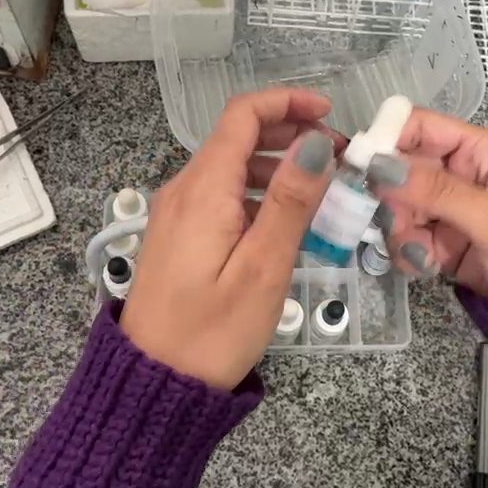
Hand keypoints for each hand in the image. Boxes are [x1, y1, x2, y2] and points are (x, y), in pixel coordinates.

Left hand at [120, 89, 339, 389]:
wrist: (152, 385)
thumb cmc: (211, 333)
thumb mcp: (262, 268)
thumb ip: (290, 201)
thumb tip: (315, 143)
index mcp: (203, 189)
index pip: (242, 115)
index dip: (287, 102)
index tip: (329, 113)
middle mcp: (184, 190)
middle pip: (236, 136)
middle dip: (288, 132)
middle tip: (335, 154)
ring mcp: (177, 213)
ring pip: (230, 166)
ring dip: (275, 164)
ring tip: (319, 187)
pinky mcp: (179, 237)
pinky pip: (221, 195)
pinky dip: (257, 192)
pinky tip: (284, 220)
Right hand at [371, 108, 487, 294]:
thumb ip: (438, 191)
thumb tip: (382, 166)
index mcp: (480, 151)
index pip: (422, 126)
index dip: (388, 139)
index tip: (363, 164)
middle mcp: (459, 173)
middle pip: (400, 169)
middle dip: (393, 198)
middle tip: (398, 223)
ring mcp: (448, 207)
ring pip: (397, 205)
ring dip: (399, 230)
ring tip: (420, 254)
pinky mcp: (440, 239)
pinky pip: (405, 236)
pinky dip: (408, 252)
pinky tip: (427, 267)